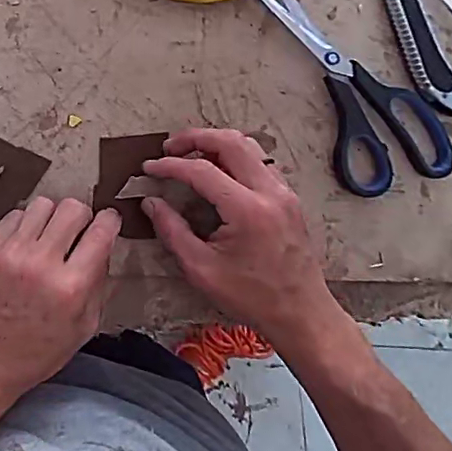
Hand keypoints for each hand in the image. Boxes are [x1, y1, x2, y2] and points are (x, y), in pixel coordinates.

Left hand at [0, 198, 121, 404]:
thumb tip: (106, 243)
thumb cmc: (37, 350)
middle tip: (77, 232)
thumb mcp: (85, 326)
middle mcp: (41, 264)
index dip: (110, 221)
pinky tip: (27, 243)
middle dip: (82, 217)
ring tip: (49, 237)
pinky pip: (17, 214)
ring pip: (44, 204)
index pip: (102, 230)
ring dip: (52, 218)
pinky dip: (26, 224)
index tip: (109, 222)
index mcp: (71, 286)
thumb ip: (100, 281)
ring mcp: (12, 253)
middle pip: (73, 208)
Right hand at [143, 128, 347, 350]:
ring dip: (217, 142)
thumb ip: (173, 232)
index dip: (171, 165)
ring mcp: (283, 191)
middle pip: (230, 142)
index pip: (202, 170)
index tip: (150, 168)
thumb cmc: (252, 298)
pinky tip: (219, 170)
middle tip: (170, 147)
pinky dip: (235, 156)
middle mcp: (269, 191)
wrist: (301, 312)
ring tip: (191, 154)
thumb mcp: (202, 271)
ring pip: (248, 146)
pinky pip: (259, 161)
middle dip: (195, 137)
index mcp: (247, 210)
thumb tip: (152, 203)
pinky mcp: (288, 196)